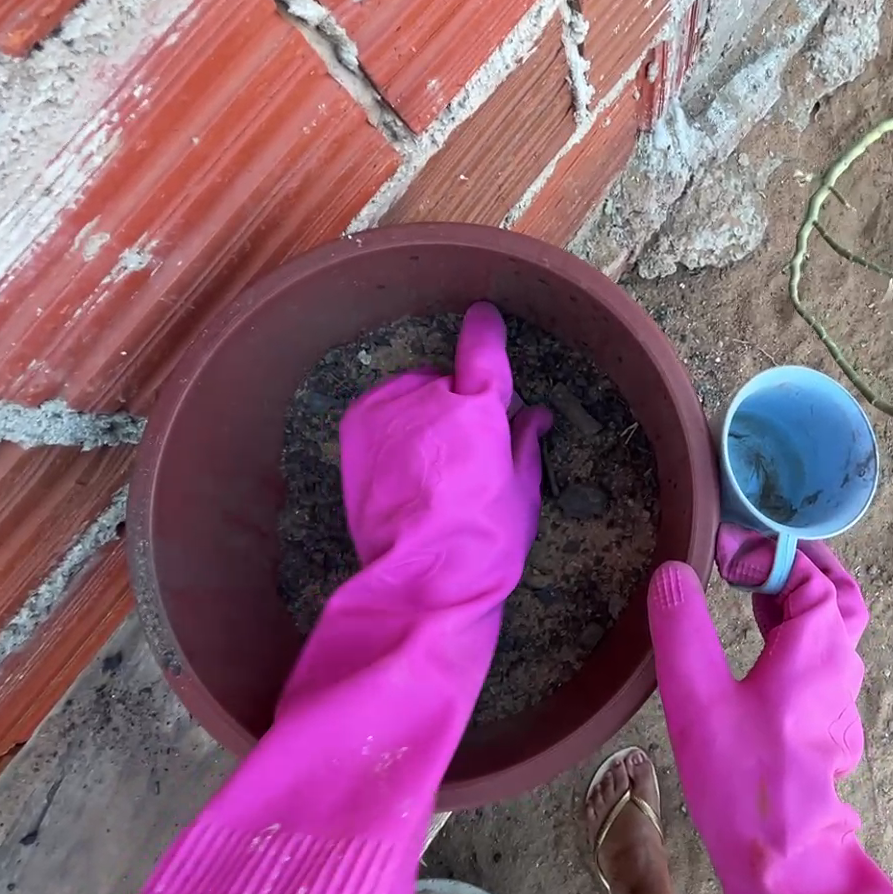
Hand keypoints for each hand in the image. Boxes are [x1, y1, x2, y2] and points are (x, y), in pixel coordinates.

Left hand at [335, 302, 551, 614]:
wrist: (423, 578)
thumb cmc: (488, 538)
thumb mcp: (522, 491)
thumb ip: (525, 443)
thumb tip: (536, 414)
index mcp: (480, 410)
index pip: (483, 353)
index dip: (485, 331)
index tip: (483, 315)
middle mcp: (429, 398)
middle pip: (448, 382)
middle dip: (459, 404)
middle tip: (467, 454)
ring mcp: (387, 412)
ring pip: (413, 395)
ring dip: (425, 414)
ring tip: (432, 469)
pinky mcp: (355, 431)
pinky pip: (383, 411)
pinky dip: (394, 427)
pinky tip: (404, 468)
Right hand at [648, 531, 892, 893]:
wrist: (787, 866)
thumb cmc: (744, 782)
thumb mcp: (698, 699)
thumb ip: (684, 630)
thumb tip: (674, 571)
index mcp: (817, 648)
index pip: (807, 573)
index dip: (769, 549)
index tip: (725, 543)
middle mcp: (838, 666)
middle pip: (838, 594)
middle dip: (803, 563)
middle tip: (762, 548)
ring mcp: (837, 699)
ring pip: (834, 628)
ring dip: (800, 597)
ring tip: (755, 587)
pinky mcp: (825, 725)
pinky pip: (821, 659)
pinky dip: (797, 632)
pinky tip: (762, 647)